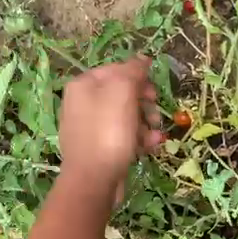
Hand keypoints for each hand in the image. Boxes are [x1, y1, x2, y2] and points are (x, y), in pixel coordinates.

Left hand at [57, 58, 164, 196]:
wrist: (93, 180)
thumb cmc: (108, 131)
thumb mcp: (123, 91)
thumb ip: (133, 70)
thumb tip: (142, 59)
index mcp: (83, 84)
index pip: (116, 70)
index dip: (139, 77)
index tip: (154, 90)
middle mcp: (81, 103)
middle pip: (122, 94)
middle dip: (144, 102)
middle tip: (156, 112)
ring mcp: (88, 127)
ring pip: (125, 116)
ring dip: (146, 123)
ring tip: (156, 134)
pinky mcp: (98, 148)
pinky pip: (122, 136)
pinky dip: (139, 139)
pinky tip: (151, 146)